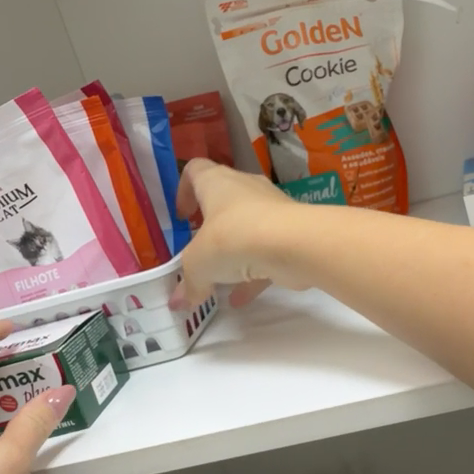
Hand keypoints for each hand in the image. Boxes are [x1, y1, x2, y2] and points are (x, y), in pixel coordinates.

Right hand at [172, 158, 312, 307]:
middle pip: (223, 202)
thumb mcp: (199, 263)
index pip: (195, 170)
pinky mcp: (290, 233)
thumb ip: (189, 282)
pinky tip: (240, 299)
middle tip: (200, 251)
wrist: (293, 244)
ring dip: (233, 254)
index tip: (181, 217)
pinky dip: (253, 273)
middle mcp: (245, 189)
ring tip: (220, 280)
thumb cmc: (233, 238)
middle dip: (210, 228)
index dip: (183, 190)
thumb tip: (180, 303)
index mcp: (216, 182)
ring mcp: (271, 210)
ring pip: (246, 228)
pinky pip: (266, 252)